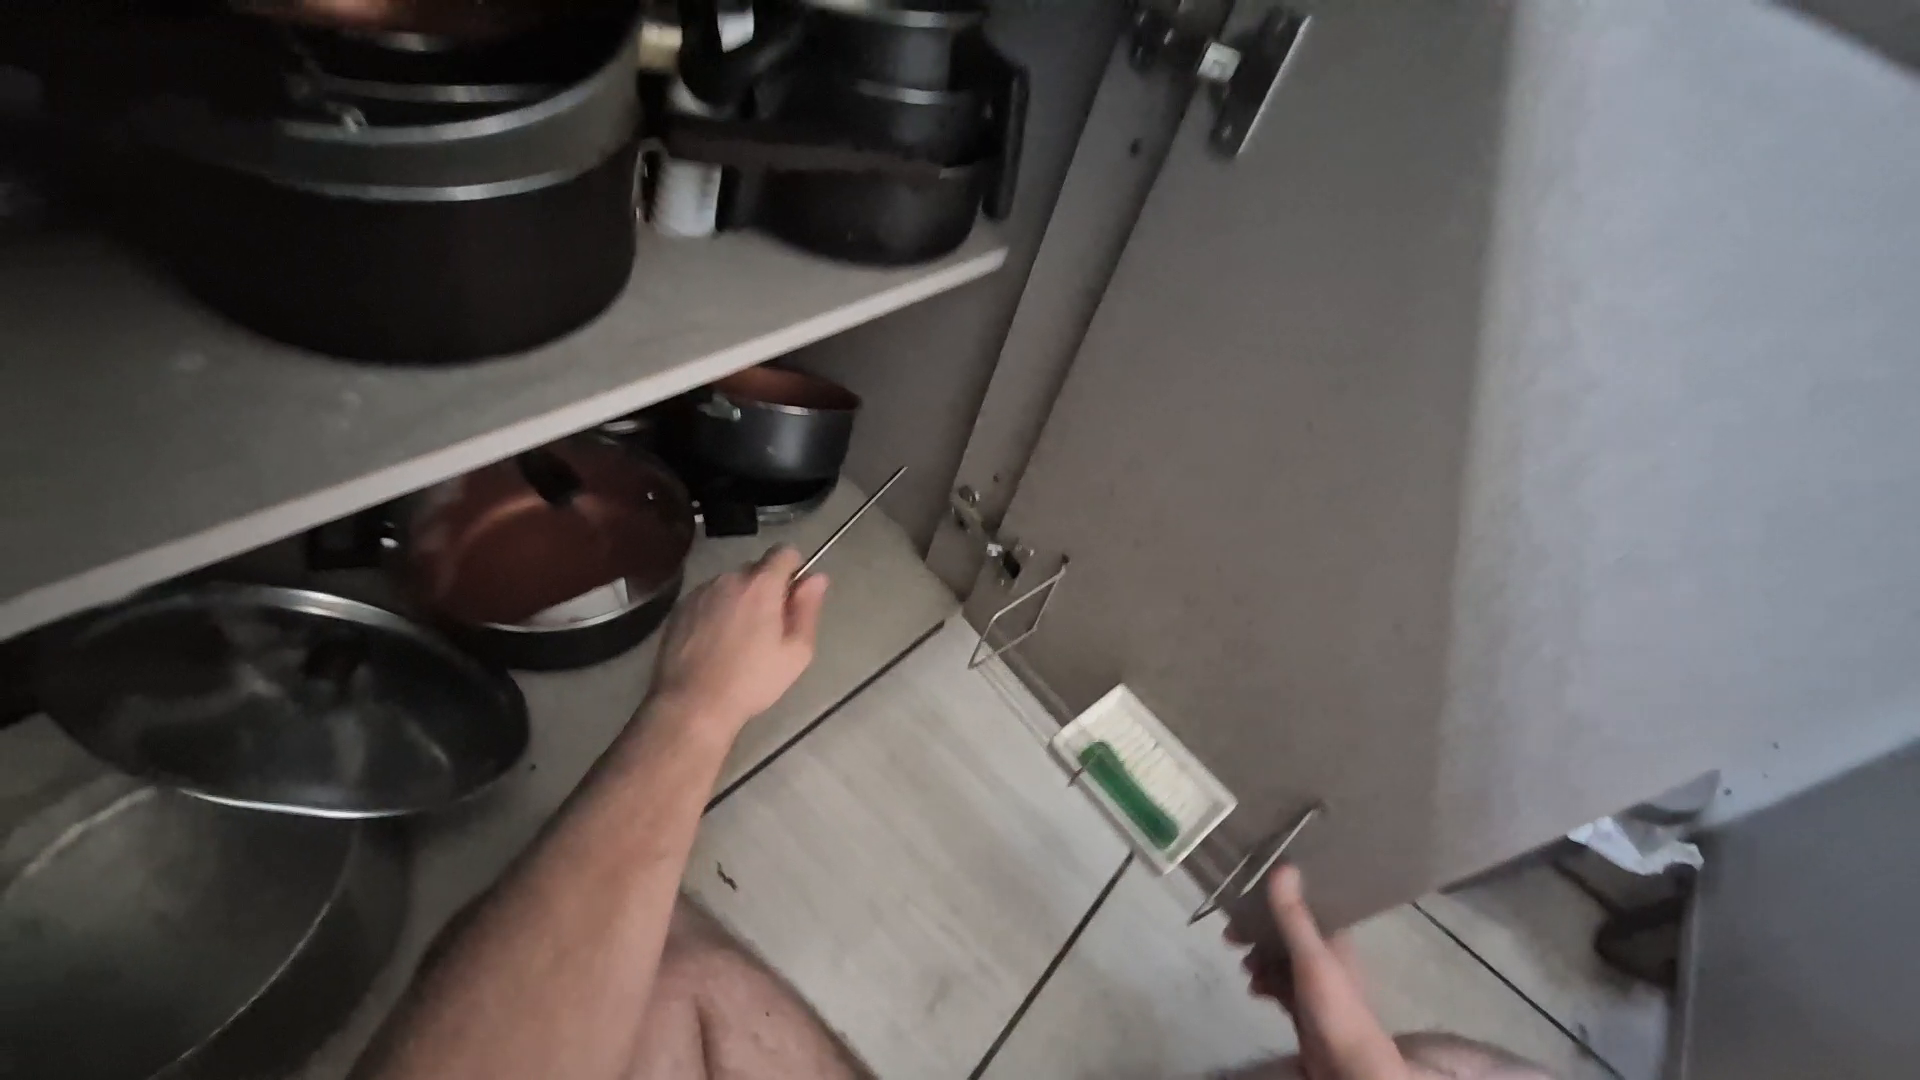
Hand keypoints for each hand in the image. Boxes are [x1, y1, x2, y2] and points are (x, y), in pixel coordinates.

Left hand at [645, 546, 828, 735]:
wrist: (691, 704)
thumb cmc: (752, 680)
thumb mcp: (796, 652)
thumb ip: (808, 608)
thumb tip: (816, 578)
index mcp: (761, 584)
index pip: (784, 551)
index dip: (794, 570)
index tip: (792, 599)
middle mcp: (728, 578)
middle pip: (756, 569)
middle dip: (766, 589)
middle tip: (768, 628)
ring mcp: (700, 592)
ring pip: (730, 585)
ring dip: (740, 600)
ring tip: (738, 639)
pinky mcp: (679, 608)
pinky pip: (708, 599)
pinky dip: (716, 611)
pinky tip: (714, 643)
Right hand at [1228, 866, 1412, 1079]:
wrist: (1349, 1070)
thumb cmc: (1335, 1008)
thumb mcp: (1311, 957)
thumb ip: (1294, 915)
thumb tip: (1283, 864)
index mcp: (1334, 938)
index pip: (1302, 905)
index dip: (1273, 899)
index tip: (1245, 900)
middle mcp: (1326, 956)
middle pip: (1285, 931)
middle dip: (1257, 932)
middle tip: (1230, 937)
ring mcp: (1315, 984)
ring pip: (1279, 958)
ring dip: (1258, 957)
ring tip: (1243, 967)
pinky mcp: (1305, 1008)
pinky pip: (1279, 984)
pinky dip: (1264, 982)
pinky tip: (1254, 990)